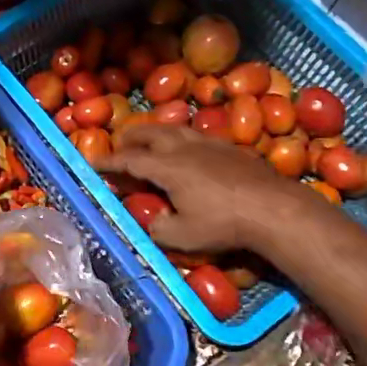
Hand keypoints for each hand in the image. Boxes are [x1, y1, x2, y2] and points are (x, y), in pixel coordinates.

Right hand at [93, 124, 335, 253]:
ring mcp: (210, 143)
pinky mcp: (230, 147)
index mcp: (167, 167)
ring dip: (157, 132)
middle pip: (150, 133)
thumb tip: (153, 221)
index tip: (93, 163)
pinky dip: (182, 138)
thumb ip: (160, 228)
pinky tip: (188, 148)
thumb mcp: (183, 236)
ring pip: (175, 129)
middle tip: (119, 144)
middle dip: (130, 138)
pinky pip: (197, 135)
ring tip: (150, 140)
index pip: (130, 160)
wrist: (273, 208)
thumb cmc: (223, 224)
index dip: (109, 162)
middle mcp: (184, 148)